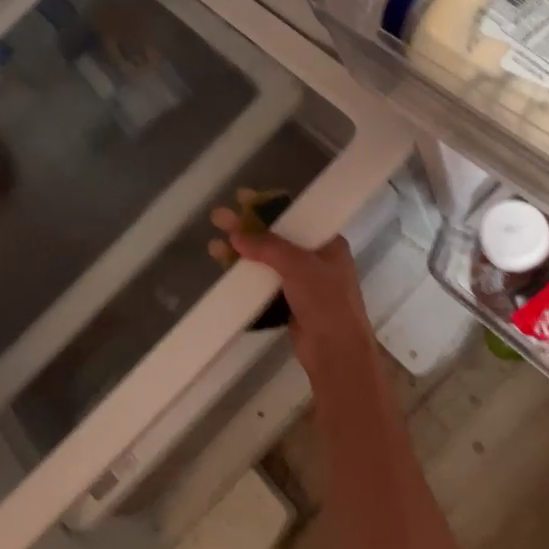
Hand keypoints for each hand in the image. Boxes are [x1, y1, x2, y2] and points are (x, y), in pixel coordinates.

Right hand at [210, 210, 375, 377]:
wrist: (335, 351)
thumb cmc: (325, 300)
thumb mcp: (298, 265)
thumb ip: (267, 247)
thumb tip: (235, 234)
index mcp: (327, 243)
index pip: (295, 216)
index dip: (268, 206)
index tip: (242, 197)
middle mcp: (316, 259)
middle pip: (277, 238)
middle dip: (247, 229)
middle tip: (218, 218)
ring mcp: (303, 283)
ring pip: (267, 261)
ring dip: (242, 253)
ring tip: (213, 245)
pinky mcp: (290, 304)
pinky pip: (264, 283)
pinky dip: (246, 276)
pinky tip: (225, 269)